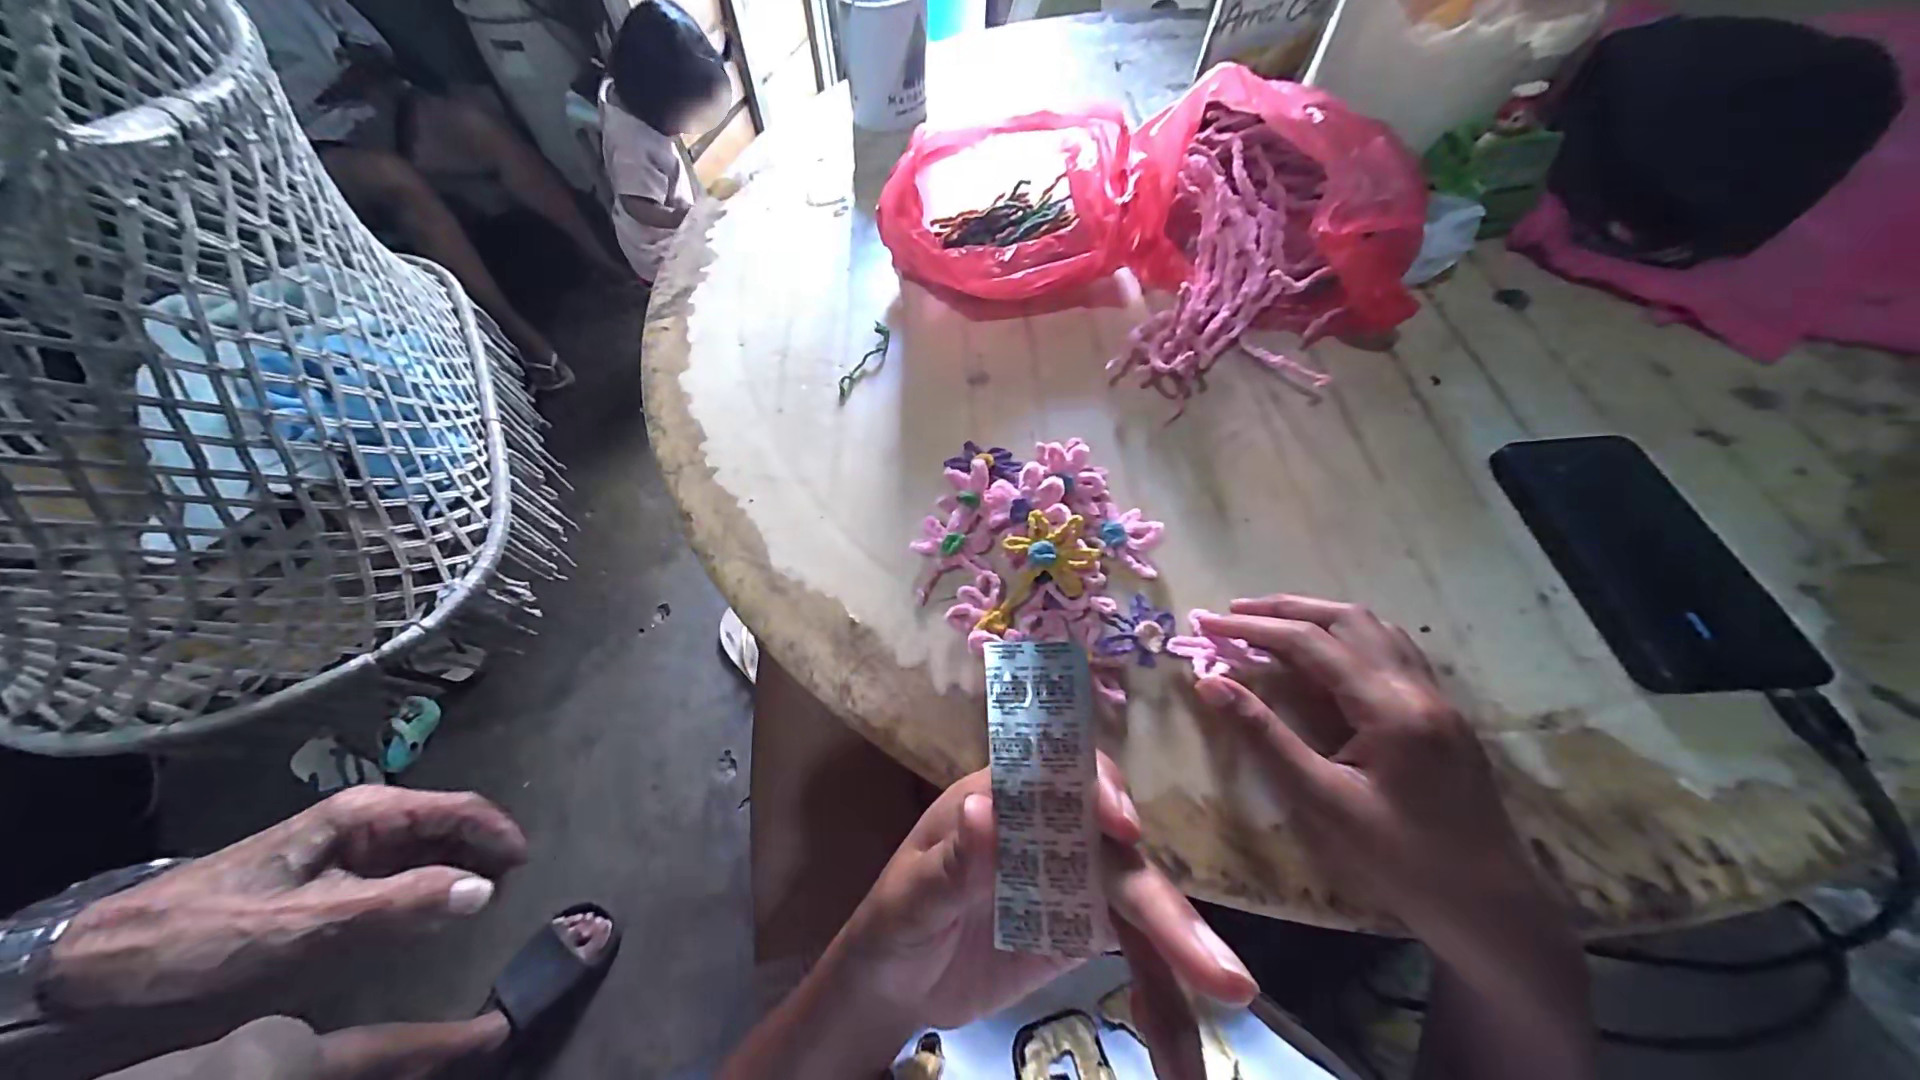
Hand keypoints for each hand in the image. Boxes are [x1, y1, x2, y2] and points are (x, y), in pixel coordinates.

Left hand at [43, 788, 526, 1010]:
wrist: (105, 960)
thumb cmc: (208, 933)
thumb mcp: (304, 924)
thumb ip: (399, 903)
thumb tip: (485, 890)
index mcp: (366, 813)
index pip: (459, 809)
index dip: (500, 833)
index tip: (527, 866)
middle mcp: (368, 819)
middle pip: (451, 824)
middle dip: (487, 851)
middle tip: (509, 891)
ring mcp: (353, 845)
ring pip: (433, 847)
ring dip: (464, 868)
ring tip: (484, 901)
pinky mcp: (340, 873)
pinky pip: (406, 870)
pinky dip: (434, 884)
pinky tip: (440, 908)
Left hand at [837, 753, 1255, 1029]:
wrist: (898, 983)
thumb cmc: (894, 923)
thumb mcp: (909, 897)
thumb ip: (950, 861)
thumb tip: (985, 808)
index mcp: (1002, 797)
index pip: (1060, 774)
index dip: (1099, 790)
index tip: (1125, 827)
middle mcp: (1048, 827)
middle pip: (1114, 850)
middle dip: (1164, 903)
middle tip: (1218, 970)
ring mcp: (1071, 875)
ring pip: (1138, 900)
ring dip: (1182, 948)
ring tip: (1229, 996)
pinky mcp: (1083, 924)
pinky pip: (1134, 948)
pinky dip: (1163, 993)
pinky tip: (1180, 1049)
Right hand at [1190, 596, 1564, 962]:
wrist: (1493, 910)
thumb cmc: (1401, 861)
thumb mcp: (1322, 801)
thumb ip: (1265, 736)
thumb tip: (1210, 684)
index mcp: (1390, 707)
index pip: (1311, 643)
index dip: (1253, 628)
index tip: (1207, 624)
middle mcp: (1418, 688)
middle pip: (1347, 619)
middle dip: (1285, 608)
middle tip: (1233, 613)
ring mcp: (1436, 698)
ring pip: (1374, 628)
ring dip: (1318, 615)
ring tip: (1271, 622)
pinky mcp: (1441, 712)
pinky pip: (1391, 649)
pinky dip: (1347, 635)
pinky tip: (1326, 652)